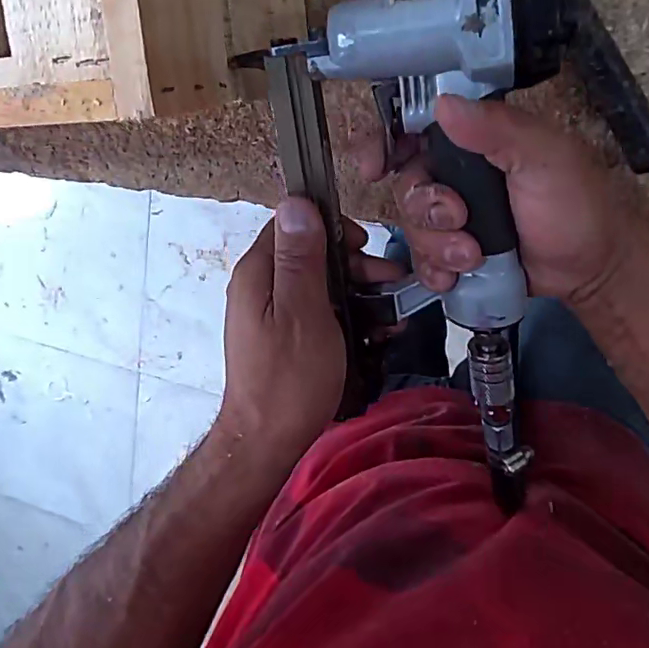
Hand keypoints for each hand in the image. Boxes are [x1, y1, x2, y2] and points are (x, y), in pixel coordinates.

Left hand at [216, 198, 403, 461]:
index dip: (330, 227)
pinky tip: (375, 326)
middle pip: (308, 252)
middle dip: (351, 261)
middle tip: (387, 279)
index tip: (362, 246)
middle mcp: (259, 286)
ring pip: (317, 281)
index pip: (292, 223)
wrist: (269, 446)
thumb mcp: (303, 311)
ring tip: (391, 306)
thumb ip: (300, 257)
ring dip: (355, 287)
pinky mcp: (283, 334)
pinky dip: (344, 311)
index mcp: (257, 273)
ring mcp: (270, 312)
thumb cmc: (289, 379)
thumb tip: (295, 201)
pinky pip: (316, 308)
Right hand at [357, 96, 648, 305]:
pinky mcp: (453, 252)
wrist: (593, 270)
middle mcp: (454, 171)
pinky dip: (433, 270)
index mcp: (472, 137)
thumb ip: (497, 129)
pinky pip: (422, 260)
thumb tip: (443, 104)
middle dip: (426, 208)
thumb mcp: (543, 157)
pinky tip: (454, 277)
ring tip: (472, 256)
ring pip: (411, 224)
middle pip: (404, 182)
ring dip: (435, 244)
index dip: (382, 142)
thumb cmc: (575, 202)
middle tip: (460, 220)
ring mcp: (452, 214)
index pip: (411, 127)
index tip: (373, 166)